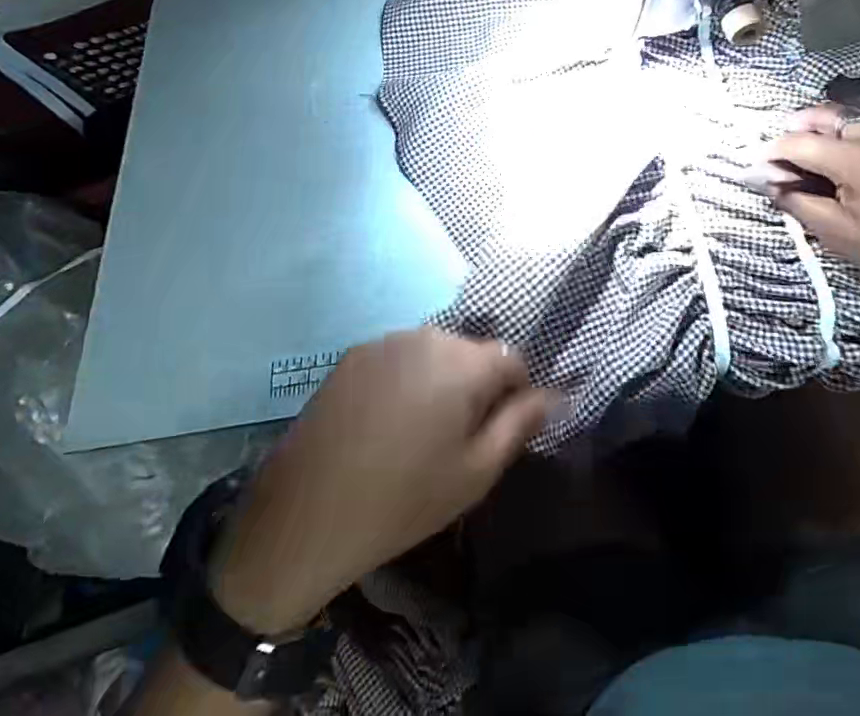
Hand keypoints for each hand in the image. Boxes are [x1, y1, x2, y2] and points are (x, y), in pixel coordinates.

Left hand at [210, 329, 555, 634]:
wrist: (300, 521)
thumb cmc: (402, 501)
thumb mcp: (477, 471)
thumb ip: (523, 422)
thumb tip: (558, 393)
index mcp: (463, 363)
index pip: (514, 360)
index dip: (516, 395)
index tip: (499, 433)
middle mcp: (426, 337)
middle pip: (474, 353)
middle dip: (479, 386)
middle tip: (460, 438)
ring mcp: (384, 343)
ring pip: (438, 353)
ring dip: (444, 380)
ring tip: (422, 432)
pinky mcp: (351, 357)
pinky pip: (402, 358)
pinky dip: (410, 380)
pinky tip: (389, 423)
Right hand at [759, 107, 859, 347]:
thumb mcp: (845, 239)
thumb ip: (801, 204)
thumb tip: (772, 180)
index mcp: (852, 154)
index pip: (797, 141)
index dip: (774, 152)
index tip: (764, 166)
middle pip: (833, 120)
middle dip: (807, 131)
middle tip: (799, 152)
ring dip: (852, 138)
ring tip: (851, 163)